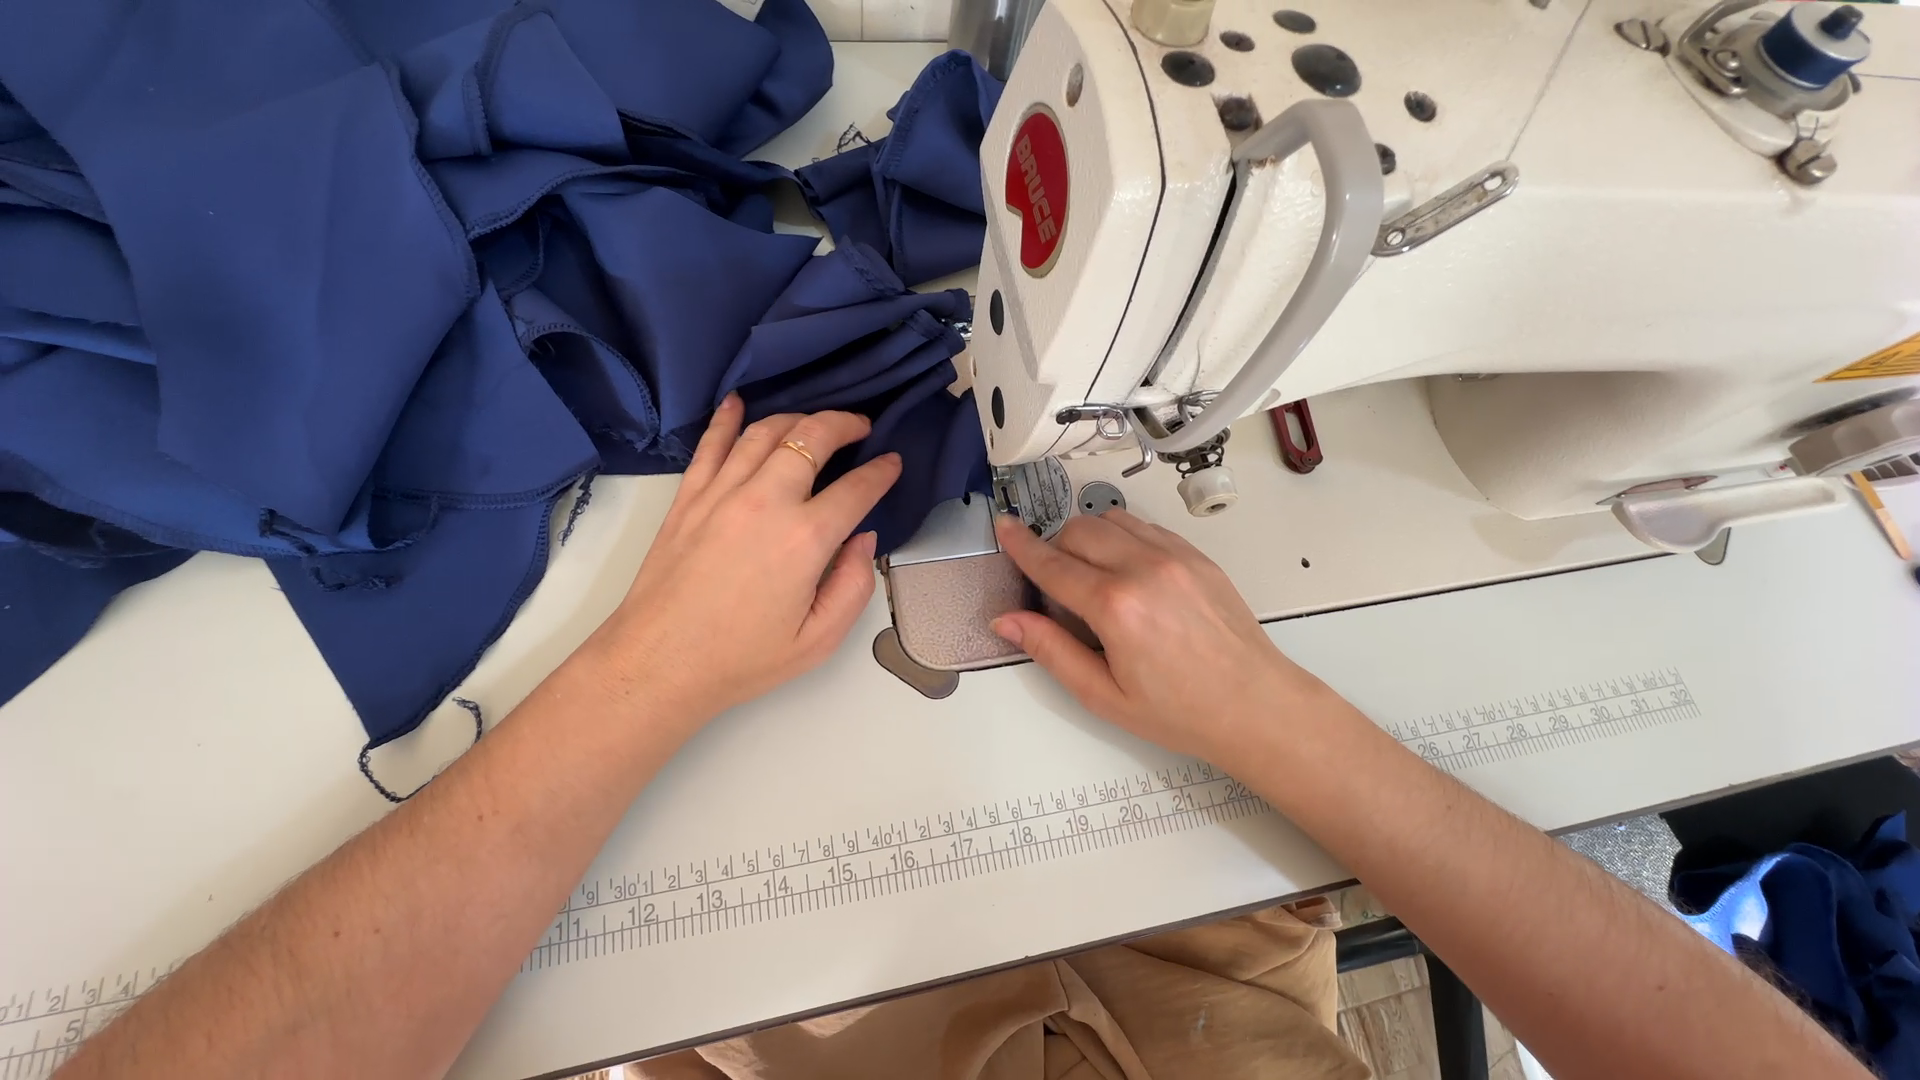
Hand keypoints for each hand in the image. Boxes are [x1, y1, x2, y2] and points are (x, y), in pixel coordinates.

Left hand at [592, 395, 900, 721]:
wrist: (660, 663)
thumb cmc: (742, 659)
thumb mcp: (819, 640)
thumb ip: (854, 586)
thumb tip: (863, 540)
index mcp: (805, 539)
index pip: (857, 488)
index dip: (882, 471)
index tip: (893, 463)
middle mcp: (766, 502)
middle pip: (813, 438)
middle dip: (845, 423)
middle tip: (861, 426)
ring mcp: (722, 493)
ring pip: (765, 431)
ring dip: (798, 418)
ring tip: (816, 422)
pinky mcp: (689, 497)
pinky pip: (711, 444)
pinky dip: (727, 419)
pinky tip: (739, 404)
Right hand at [991, 510, 1322, 762]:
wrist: (1255, 705)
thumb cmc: (1182, 710)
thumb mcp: (1103, 695)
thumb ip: (1051, 650)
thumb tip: (1009, 621)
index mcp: (1116, 607)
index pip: (1052, 564)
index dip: (1021, 546)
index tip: (1004, 528)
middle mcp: (1145, 569)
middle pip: (1078, 530)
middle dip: (1055, 548)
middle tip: (1057, 586)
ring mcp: (1175, 556)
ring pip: (1111, 519)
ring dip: (1089, 538)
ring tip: (1093, 578)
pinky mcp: (1196, 556)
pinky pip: (1145, 526)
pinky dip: (1123, 537)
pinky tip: (1127, 571)